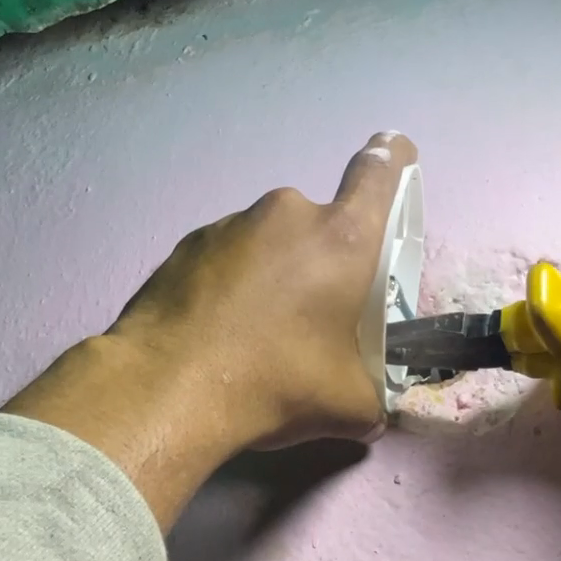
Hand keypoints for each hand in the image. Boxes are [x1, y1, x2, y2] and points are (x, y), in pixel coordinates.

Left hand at [5, 132, 417, 528]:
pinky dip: (231, 281)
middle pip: (320, 223)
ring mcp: (230, 223)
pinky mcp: (187, 243)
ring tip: (254, 329)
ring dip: (274, 272)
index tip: (393, 156)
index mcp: (341, 238)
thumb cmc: (274, 383)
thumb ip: (377, 390)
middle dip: (321, 260)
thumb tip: (375, 404)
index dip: (394, 158)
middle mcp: (287, 214)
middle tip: (310, 313)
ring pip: (270, 241)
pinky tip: (218, 327)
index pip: (380, 170)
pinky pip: (227, 255)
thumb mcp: (350, 403)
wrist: (166, 389)